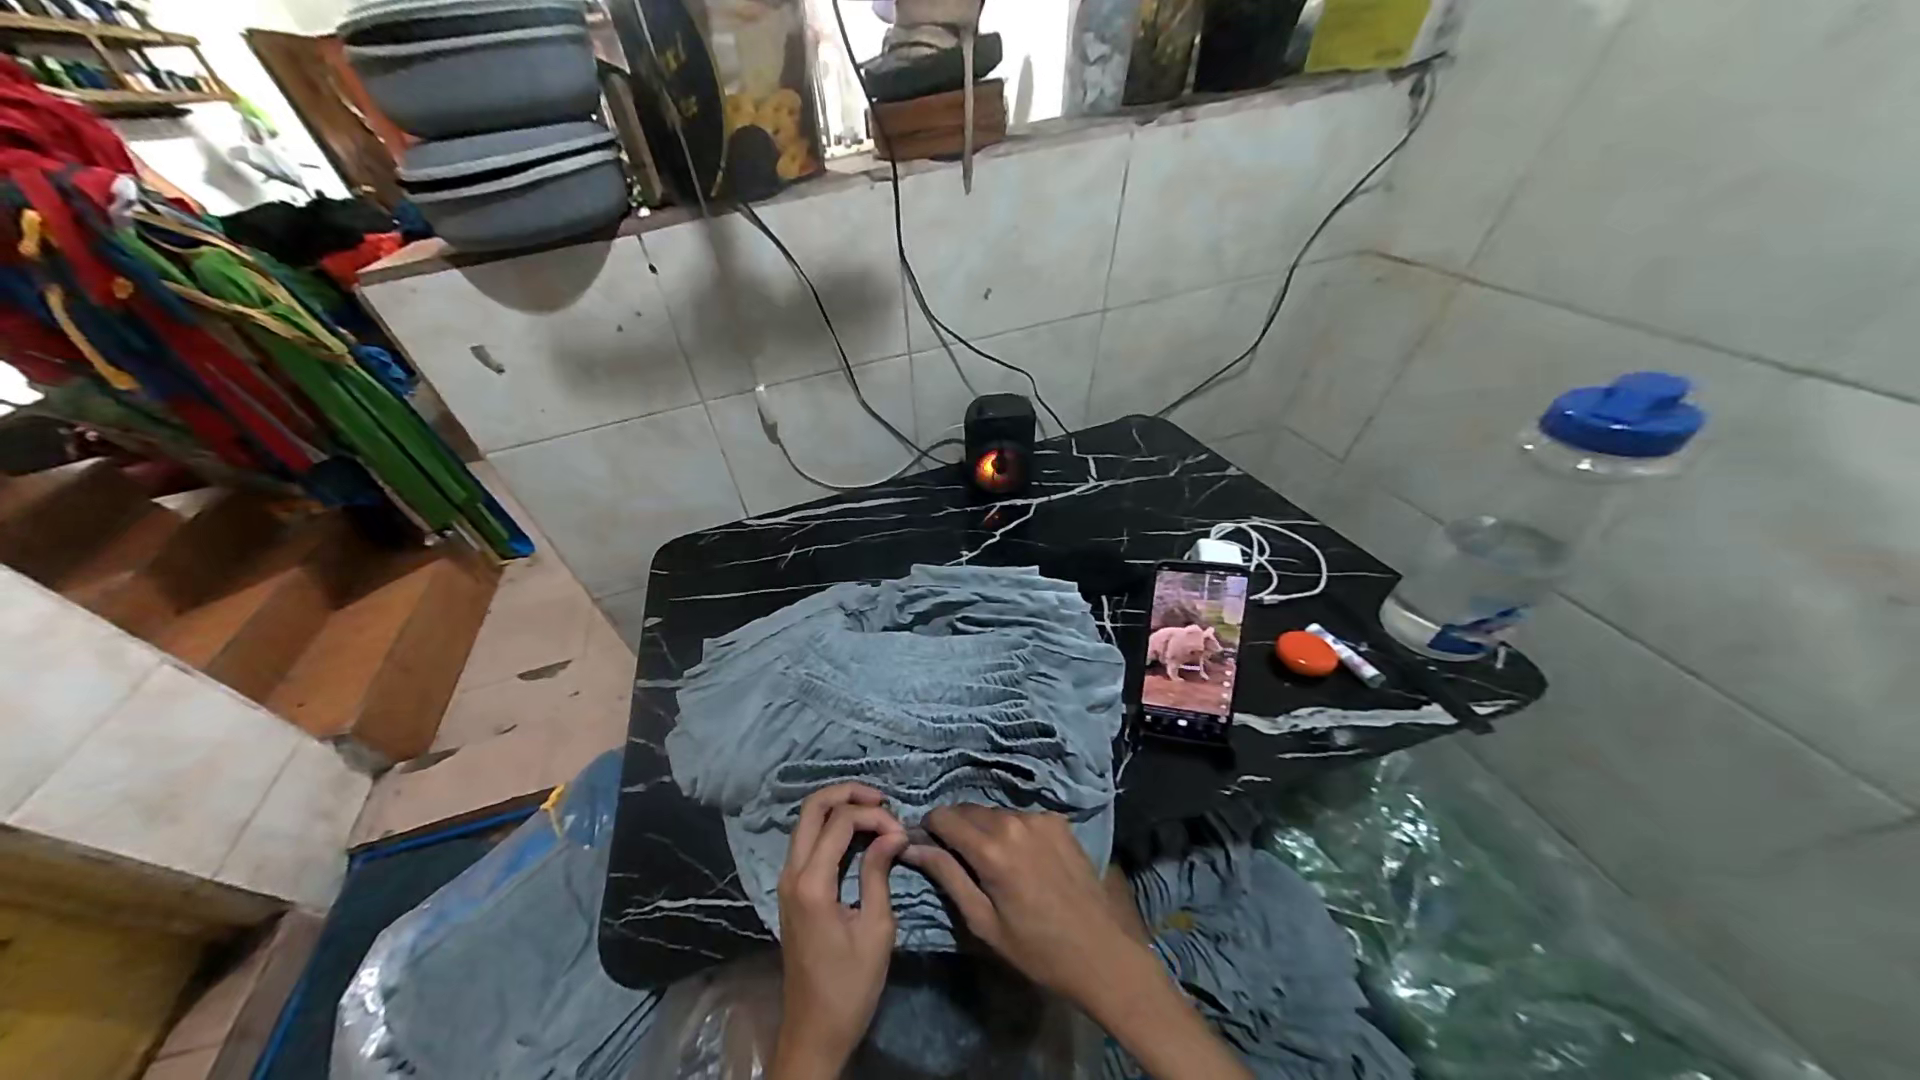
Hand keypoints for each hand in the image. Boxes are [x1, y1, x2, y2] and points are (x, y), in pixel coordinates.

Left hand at [771, 783, 908, 1079]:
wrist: (814, 1030)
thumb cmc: (850, 986)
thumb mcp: (876, 929)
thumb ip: (879, 873)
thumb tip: (892, 832)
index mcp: (811, 883)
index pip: (839, 821)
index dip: (874, 815)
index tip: (901, 831)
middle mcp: (791, 873)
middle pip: (812, 807)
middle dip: (849, 793)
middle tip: (884, 800)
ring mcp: (786, 880)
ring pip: (806, 820)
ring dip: (839, 807)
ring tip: (876, 813)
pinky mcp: (791, 889)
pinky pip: (806, 839)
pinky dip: (831, 825)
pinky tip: (858, 833)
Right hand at [901, 805, 1140, 1007]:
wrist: (1101, 952)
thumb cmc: (1036, 948)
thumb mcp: (983, 921)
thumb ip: (947, 876)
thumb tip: (912, 847)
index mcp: (991, 849)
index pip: (944, 816)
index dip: (930, 828)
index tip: (926, 845)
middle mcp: (1014, 822)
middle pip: (968, 810)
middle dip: (956, 827)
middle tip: (957, 858)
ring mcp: (1039, 818)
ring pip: (995, 813)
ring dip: (984, 828)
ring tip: (992, 861)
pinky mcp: (1059, 821)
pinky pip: (1021, 817)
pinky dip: (1012, 830)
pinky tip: (1022, 857)